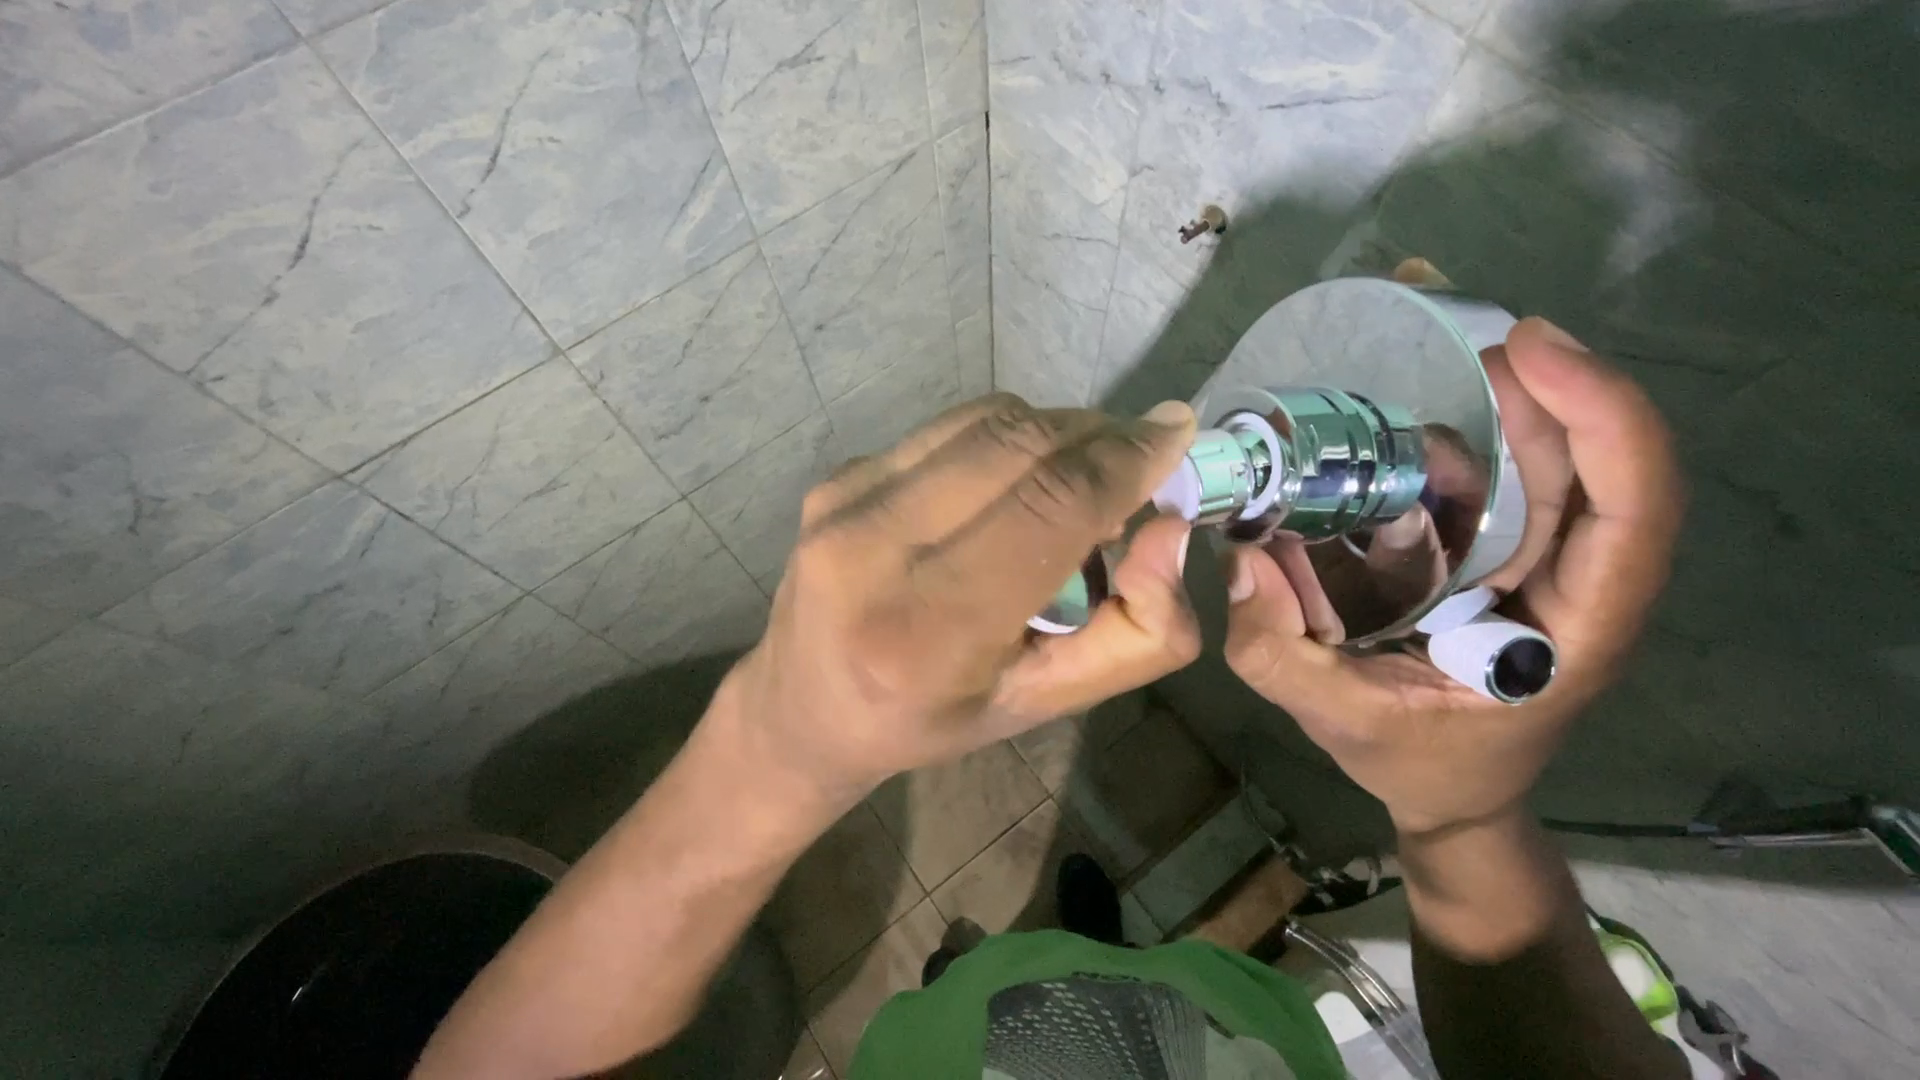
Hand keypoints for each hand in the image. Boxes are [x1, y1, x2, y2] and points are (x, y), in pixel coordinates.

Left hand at [727, 393, 1201, 797]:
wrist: (805, 706)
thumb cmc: (935, 719)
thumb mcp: (1047, 704)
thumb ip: (1135, 632)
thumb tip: (1171, 529)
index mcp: (930, 629)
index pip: (1050, 507)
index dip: (1125, 461)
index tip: (1177, 434)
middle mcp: (875, 549)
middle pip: (1020, 444)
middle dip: (1100, 434)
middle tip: (1141, 454)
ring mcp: (845, 502)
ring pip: (986, 421)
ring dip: (1056, 429)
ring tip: (1081, 473)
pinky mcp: (836, 477)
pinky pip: (948, 430)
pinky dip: (1004, 440)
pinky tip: (1012, 483)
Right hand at [1223, 318, 1684, 834]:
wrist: (1453, 794)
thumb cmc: (1417, 762)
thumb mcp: (1336, 717)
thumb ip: (1278, 650)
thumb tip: (1241, 556)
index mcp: (1573, 630)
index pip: (1631, 512)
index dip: (1600, 418)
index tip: (1525, 350)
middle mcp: (1578, 584)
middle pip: (1601, 465)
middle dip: (1547, 382)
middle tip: (1457, 324)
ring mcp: (1545, 566)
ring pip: (1559, 463)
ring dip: (1512, 396)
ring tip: (1436, 342)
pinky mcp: (1507, 558)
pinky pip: (1508, 482)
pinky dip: (1476, 433)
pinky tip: (1420, 407)